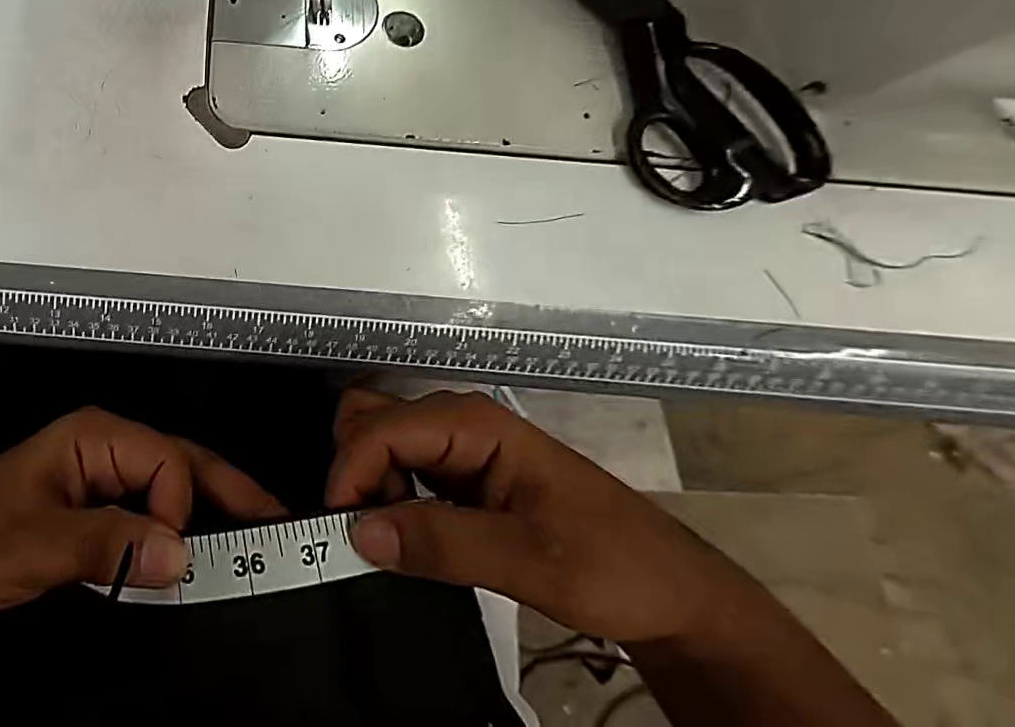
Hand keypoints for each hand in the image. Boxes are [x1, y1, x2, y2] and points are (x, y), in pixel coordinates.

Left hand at [0, 407, 285, 613]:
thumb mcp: (39, 542)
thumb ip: (110, 543)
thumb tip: (184, 552)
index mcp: (93, 436)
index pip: (164, 460)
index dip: (179, 506)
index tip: (171, 555)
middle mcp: (103, 446)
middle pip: (178, 463)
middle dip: (228, 492)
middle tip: (285, 526)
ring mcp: (100, 474)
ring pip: (169, 487)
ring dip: (210, 512)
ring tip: (258, 538)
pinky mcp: (96, 504)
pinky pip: (150, 511)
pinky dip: (179, 529)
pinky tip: (205, 551)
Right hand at [327, 388, 754, 643]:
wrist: (675, 595)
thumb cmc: (617, 567)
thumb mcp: (532, 562)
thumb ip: (442, 543)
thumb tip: (358, 533)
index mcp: (472, 423)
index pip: (379, 429)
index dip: (351, 472)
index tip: (339, 526)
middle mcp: (455, 420)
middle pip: (367, 419)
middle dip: (354, 469)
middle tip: (369, 527)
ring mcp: (454, 443)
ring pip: (375, 439)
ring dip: (367, 482)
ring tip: (393, 534)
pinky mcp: (456, 470)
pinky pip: (396, 465)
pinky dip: (383, 492)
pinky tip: (405, 528)